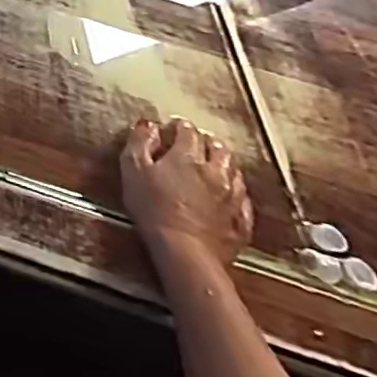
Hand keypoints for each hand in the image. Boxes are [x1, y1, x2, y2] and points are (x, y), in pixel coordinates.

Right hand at [121, 117, 253, 267]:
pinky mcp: (241, 223)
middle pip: (218, 149)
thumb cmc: (152, 208)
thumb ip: (140, 142)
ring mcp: (233, 198)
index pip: (188, 132)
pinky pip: (243, 201)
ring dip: (224, 163)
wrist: (184, 252)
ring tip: (214, 163)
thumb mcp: (133, 169)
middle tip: (197, 140)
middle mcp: (216, 173)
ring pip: (235, 172)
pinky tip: (229, 195)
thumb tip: (149, 124)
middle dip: (207, 141)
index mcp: (188, 157)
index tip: (172, 126)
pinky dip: (236, 192)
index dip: (180, 126)